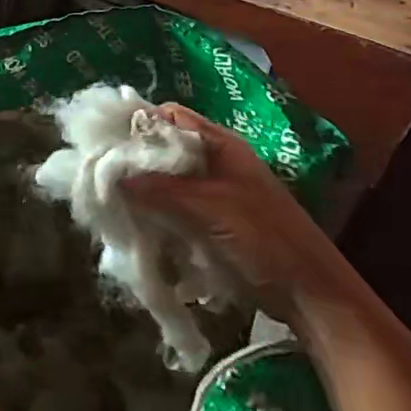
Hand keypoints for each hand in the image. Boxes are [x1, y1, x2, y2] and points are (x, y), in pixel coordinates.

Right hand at [121, 104, 361, 325]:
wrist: (309, 292)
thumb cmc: (264, 239)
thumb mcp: (211, 209)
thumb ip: (162, 189)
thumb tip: (113, 173)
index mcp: (220, 144)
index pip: (170, 117)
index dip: (138, 123)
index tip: (104, 141)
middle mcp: (215, 160)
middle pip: (165, 147)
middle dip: (134, 158)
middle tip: (101, 174)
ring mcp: (214, 191)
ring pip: (167, 178)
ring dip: (142, 188)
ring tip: (111, 200)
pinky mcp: (212, 220)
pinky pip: (174, 205)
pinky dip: (155, 210)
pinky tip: (135, 222)